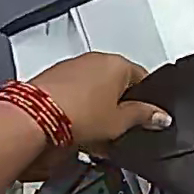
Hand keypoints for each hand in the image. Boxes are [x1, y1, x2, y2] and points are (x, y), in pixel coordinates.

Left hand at [27, 52, 171, 150]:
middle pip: (117, 84)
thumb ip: (143, 117)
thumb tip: (159, 116)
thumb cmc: (75, 113)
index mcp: (117, 64)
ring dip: (97, 108)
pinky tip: (74, 127)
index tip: (143, 119)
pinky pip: (74, 92)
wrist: (35, 116)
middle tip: (116, 130)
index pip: (142, 79)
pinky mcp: (54, 77)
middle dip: (118, 107)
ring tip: (93, 134)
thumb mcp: (119, 123)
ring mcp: (72, 66)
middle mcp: (95, 59)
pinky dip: (77, 107)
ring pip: (94, 89)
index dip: (145, 103)